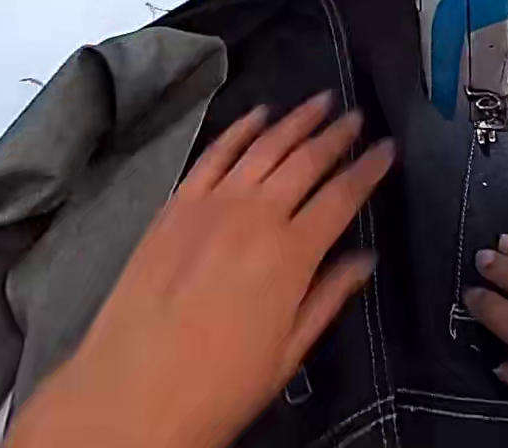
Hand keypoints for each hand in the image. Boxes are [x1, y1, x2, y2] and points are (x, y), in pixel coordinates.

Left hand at [6, 93, 395, 447]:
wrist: (119, 408)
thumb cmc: (215, 389)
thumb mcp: (287, 355)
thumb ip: (330, 296)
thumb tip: (366, 257)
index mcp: (291, 254)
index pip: (344, 194)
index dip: (370, 167)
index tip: (388, 147)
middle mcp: (258, 217)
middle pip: (308, 160)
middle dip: (338, 134)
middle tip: (357, 116)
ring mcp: (213, 206)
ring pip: (266, 147)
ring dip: (298, 120)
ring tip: (321, 100)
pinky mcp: (176, 207)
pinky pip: (214, 155)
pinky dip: (240, 130)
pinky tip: (259, 114)